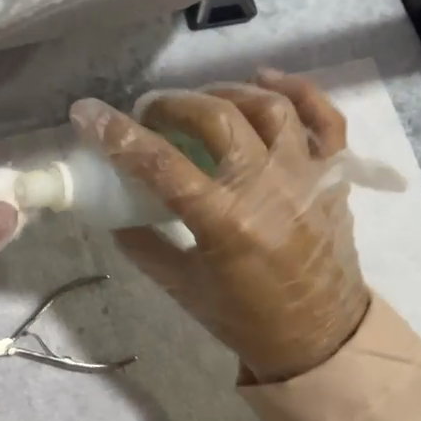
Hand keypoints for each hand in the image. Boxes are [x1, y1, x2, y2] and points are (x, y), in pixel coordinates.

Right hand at [70, 69, 370, 381]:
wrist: (323, 340)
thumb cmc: (245, 319)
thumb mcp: (180, 286)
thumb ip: (142, 243)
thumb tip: (111, 209)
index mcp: (225, 223)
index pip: (160, 163)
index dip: (117, 133)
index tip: (86, 113)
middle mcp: (270, 189)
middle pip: (216, 119)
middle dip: (172, 105)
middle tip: (148, 114)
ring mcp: (308, 177)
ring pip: (268, 108)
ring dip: (224, 94)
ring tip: (197, 102)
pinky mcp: (333, 176)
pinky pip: (325, 118)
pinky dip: (297, 90)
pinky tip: (264, 80)